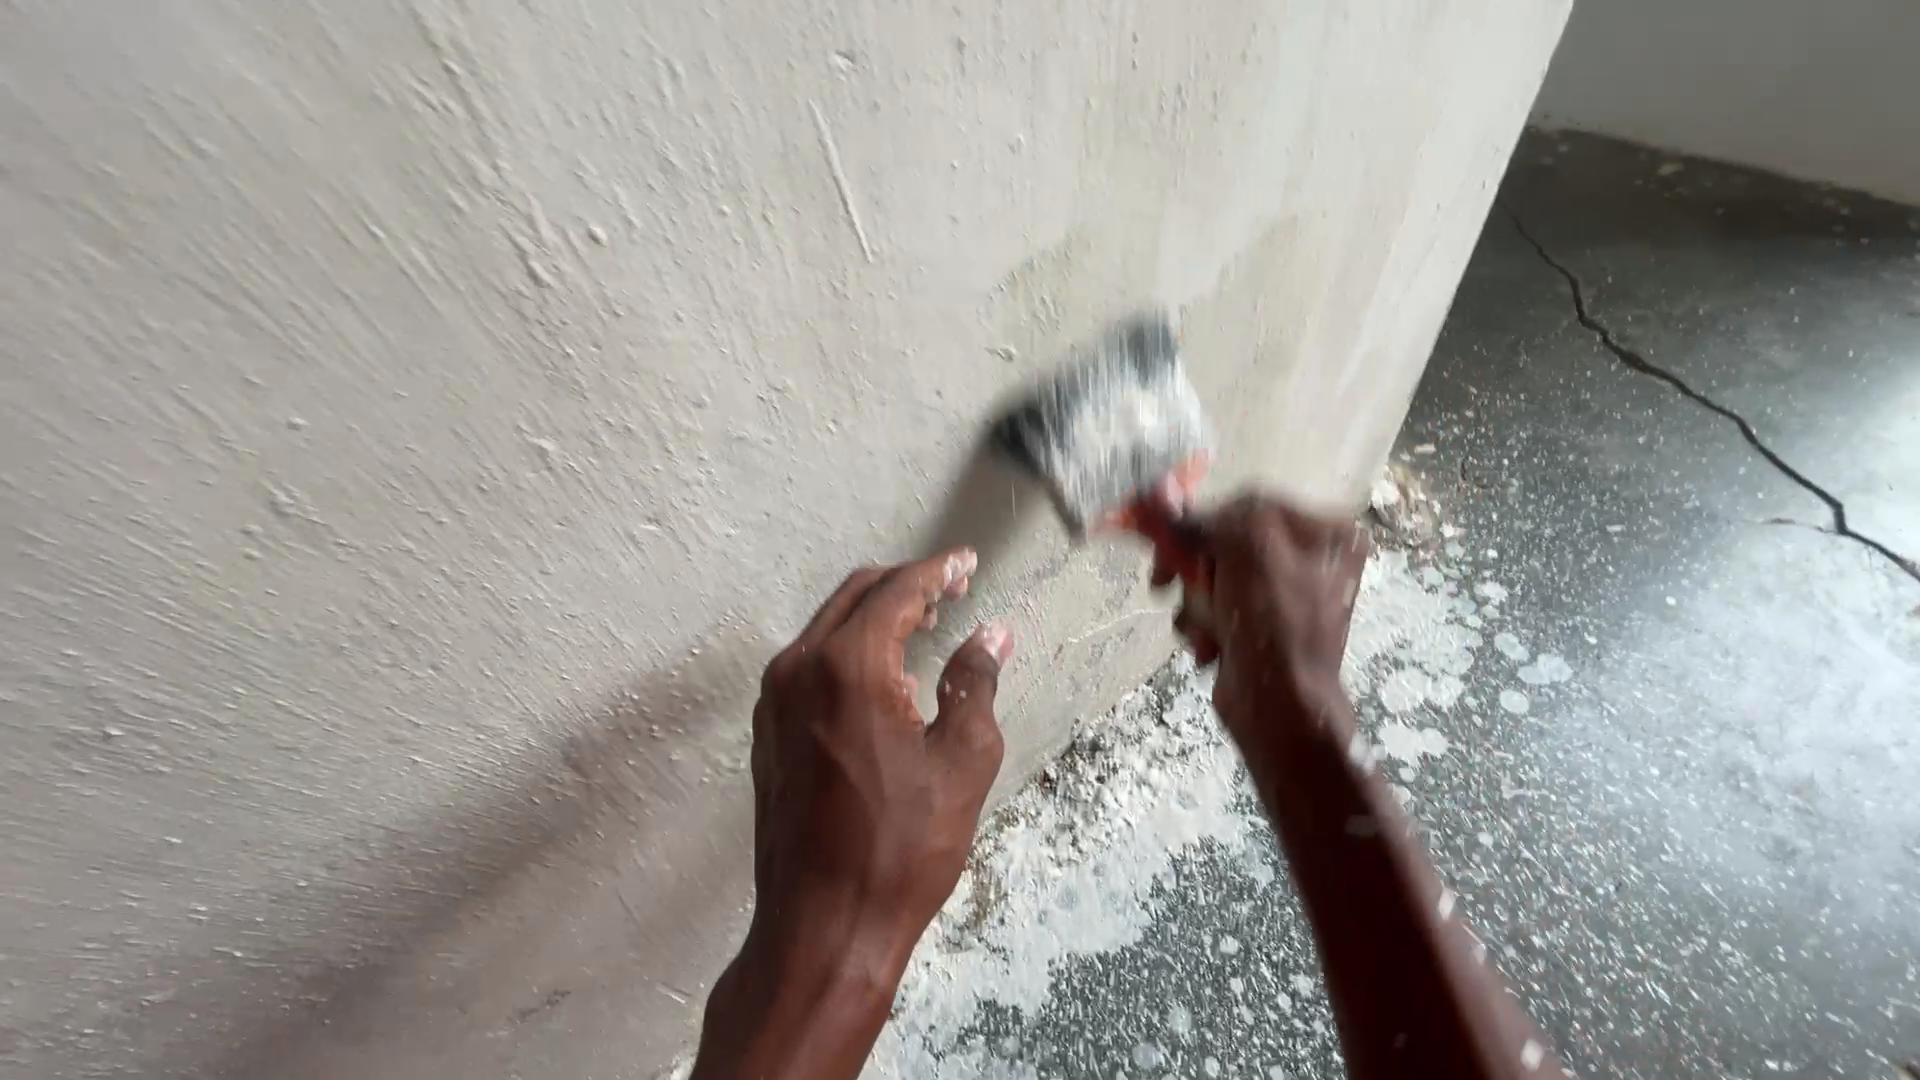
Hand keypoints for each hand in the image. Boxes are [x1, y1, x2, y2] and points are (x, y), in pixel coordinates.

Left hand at [694, 548, 1013, 1079]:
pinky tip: (882, 672)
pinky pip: (810, 661)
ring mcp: (773, 699)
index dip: (939, 571)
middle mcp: (799, 667)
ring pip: (828, 624)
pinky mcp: (766, 729)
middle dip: (906, 583)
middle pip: (856, 594)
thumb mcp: (962, 761)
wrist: (823, 928)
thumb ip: (974, 683)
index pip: (898, 591)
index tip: (968, 564)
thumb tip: (991, 636)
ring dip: (876, 613)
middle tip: (951, 589)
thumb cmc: (902, 848)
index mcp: (849, 666)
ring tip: (924, 623)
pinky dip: (849, 646)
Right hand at [1150, 492, 1367, 753]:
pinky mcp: (1259, 626)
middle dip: (1195, 569)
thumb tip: (1158, 494)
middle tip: (1164, 581)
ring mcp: (1284, 594)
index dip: (1204, 521)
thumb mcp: (1246, 550)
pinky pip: (1215, 606)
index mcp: (1326, 530)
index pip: (1248, 503)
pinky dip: (1202, 625)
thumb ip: (1207, 517)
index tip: (1171, 542)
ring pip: (1212, 576)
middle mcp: (1311, 558)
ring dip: (1196, 603)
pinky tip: (1209, 646)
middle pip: (1225, 540)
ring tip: (1204, 630)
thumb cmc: (1274, 624)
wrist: (1279, 707)